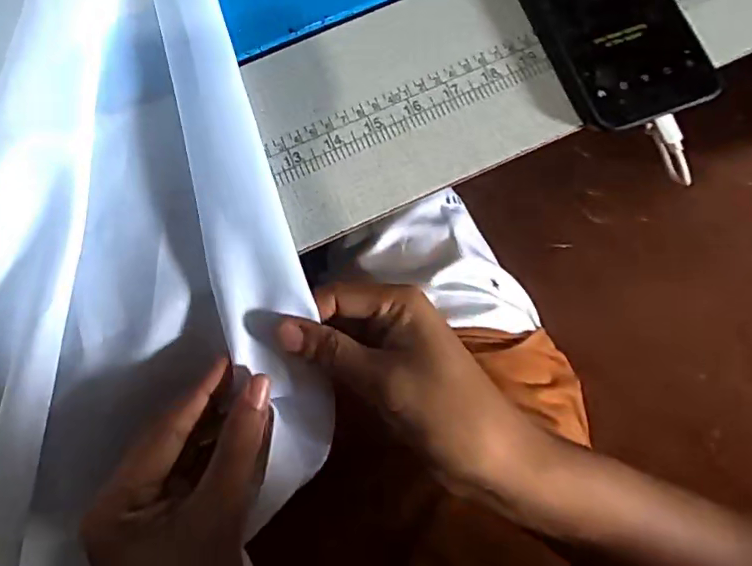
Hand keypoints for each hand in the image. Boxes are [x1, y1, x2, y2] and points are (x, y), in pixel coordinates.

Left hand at [81, 358, 270, 565]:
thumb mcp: (218, 512)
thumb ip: (237, 446)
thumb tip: (260, 383)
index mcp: (114, 501)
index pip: (163, 431)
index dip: (200, 393)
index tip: (230, 358)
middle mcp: (122, 504)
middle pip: (172, 441)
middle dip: (213, 409)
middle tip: (246, 374)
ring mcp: (144, 518)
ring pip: (186, 457)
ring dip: (220, 429)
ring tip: (251, 396)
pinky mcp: (168, 528)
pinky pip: (195, 478)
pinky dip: (221, 456)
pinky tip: (246, 432)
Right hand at [276, 282, 543, 499]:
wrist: (492, 457)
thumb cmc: (442, 408)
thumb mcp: (383, 378)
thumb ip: (331, 351)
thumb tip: (279, 326)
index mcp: (397, 301)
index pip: (337, 294)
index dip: (302, 310)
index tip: (261, 330)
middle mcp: (393, 313)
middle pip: (338, 312)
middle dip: (304, 329)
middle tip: (259, 347)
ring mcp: (393, 343)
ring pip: (342, 338)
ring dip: (314, 351)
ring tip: (270, 363)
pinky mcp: (391, 370)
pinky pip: (353, 360)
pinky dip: (330, 369)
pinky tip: (300, 380)